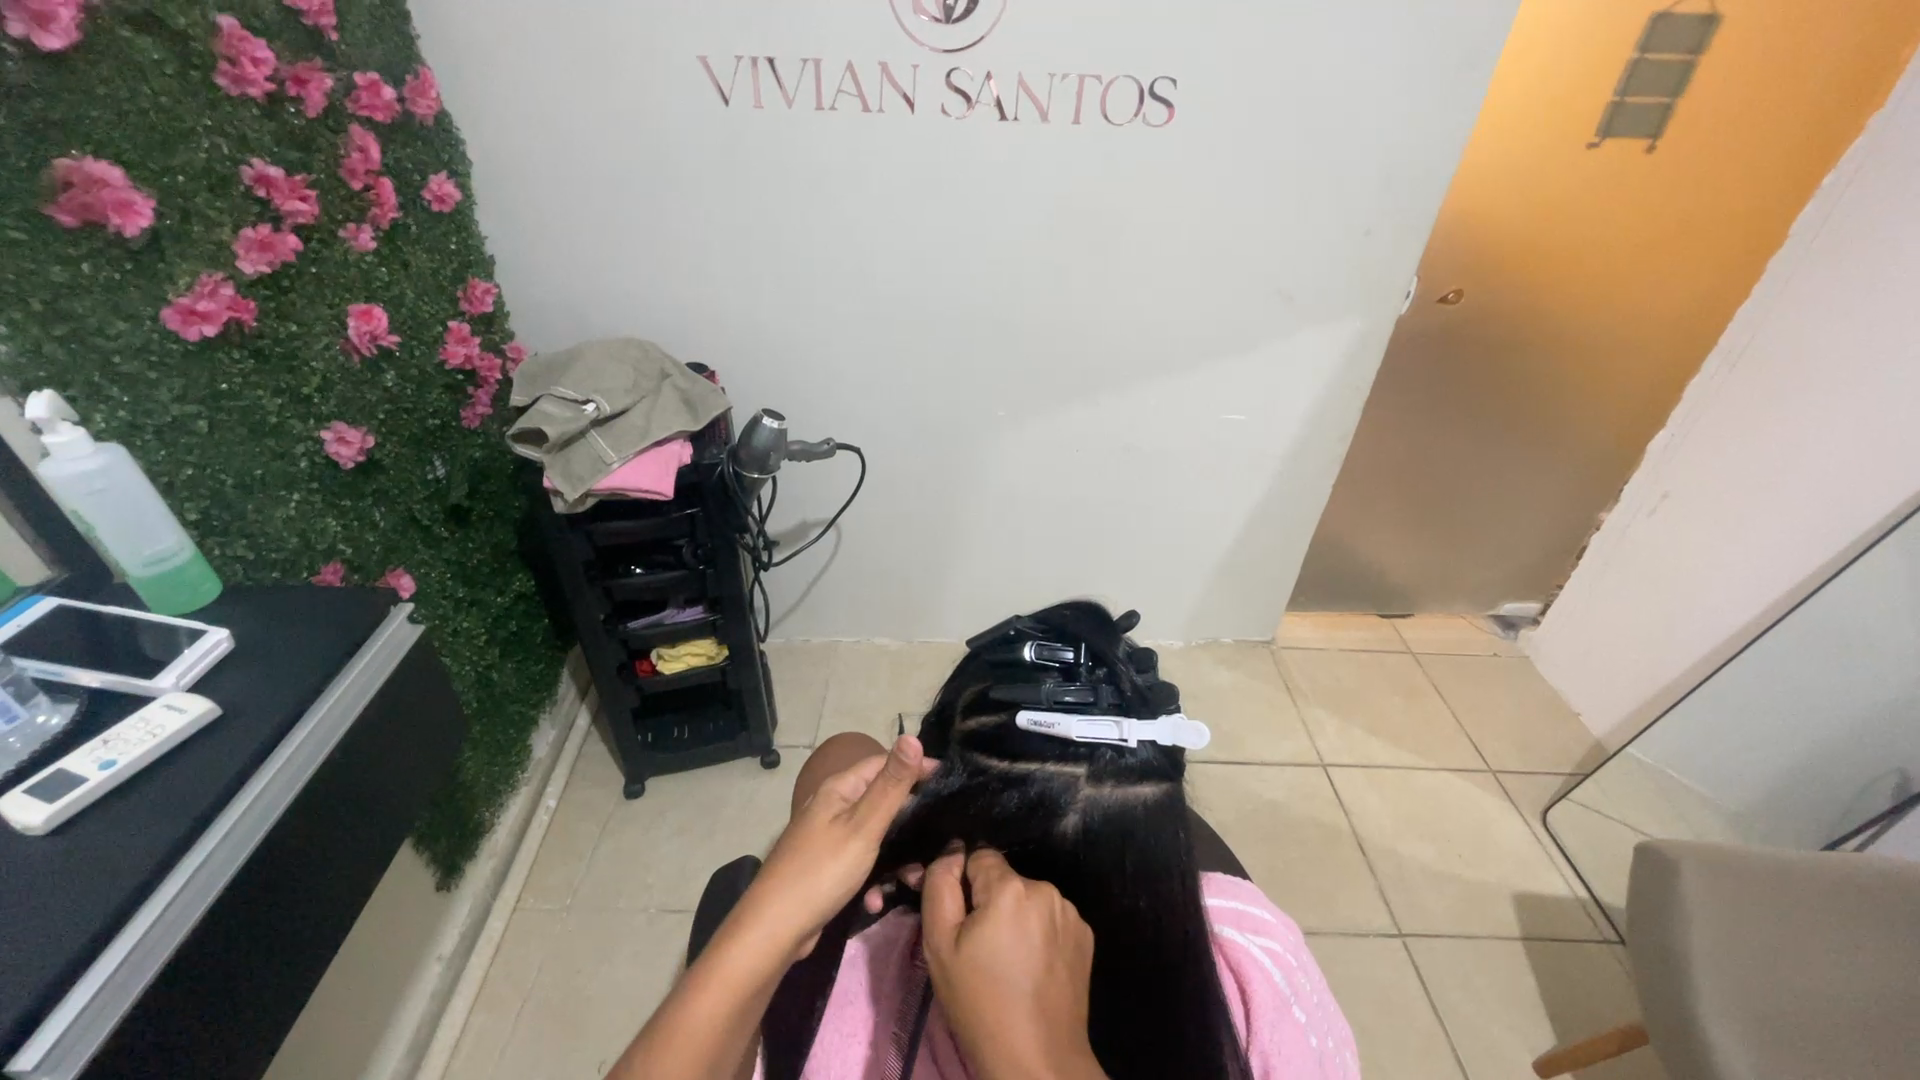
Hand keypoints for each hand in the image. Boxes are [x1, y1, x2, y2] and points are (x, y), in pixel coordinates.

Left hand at [738, 736, 935, 958]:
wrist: (774, 929)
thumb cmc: (822, 870)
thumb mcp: (864, 826)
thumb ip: (891, 784)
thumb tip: (912, 737)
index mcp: (839, 789)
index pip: (883, 763)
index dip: (915, 767)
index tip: (949, 782)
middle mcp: (832, 807)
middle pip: (881, 801)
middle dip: (910, 820)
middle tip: (938, 838)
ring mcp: (828, 838)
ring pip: (875, 837)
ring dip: (895, 857)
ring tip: (912, 879)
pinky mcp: (828, 867)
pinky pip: (861, 863)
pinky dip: (873, 879)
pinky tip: (877, 900)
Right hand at [922, 848, 1106, 1079]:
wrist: (1037, 1058)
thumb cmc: (979, 1002)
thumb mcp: (940, 945)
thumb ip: (940, 886)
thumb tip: (951, 852)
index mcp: (1010, 887)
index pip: (979, 857)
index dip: (965, 887)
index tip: (962, 923)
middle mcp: (1046, 889)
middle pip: (1006, 881)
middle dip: (992, 904)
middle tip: (982, 950)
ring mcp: (1071, 914)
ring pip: (1029, 900)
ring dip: (1017, 919)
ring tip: (1009, 963)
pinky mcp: (1085, 937)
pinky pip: (1051, 920)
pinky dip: (1040, 935)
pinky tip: (1033, 969)